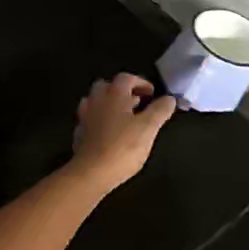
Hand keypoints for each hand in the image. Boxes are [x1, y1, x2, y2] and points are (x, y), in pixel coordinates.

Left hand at [69, 74, 176, 190]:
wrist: (92, 171)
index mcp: (113, 95)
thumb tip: (169, 98)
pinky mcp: (79, 133)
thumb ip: (159, 111)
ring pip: (96, 102)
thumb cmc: (123, 147)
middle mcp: (96, 101)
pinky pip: (90, 119)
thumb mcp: (148, 128)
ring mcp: (84, 116)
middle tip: (137, 102)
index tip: (151, 93)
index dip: (140, 82)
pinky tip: (109, 132)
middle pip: (106, 86)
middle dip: (122, 91)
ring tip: (125, 116)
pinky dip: (101, 119)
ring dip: (110, 104)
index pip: (125, 78)